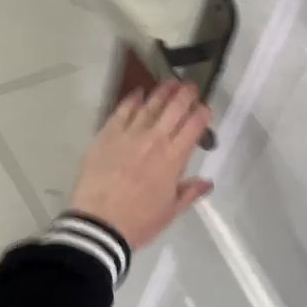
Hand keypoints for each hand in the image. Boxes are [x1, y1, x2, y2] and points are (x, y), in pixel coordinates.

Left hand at [68, 80, 213, 249]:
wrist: (99, 224)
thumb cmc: (139, 221)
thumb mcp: (170, 211)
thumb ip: (189, 193)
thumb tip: (207, 181)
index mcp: (174, 158)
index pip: (194, 127)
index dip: (202, 114)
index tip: (205, 108)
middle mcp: (154, 140)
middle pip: (174, 109)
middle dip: (185, 95)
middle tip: (190, 86)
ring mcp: (129, 135)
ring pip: (150, 105)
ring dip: (162, 92)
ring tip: (170, 82)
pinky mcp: (107, 135)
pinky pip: (122, 111)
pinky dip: (131, 99)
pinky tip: (138, 92)